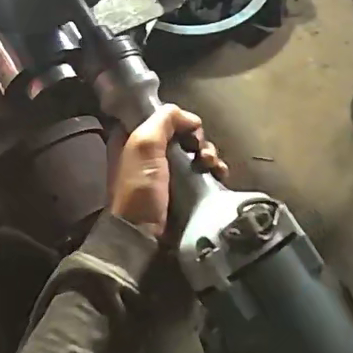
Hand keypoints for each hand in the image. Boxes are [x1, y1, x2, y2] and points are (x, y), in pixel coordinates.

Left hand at [110, 104, 227, 236]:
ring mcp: (169, 173)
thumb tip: (192, 119)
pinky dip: (215, 169)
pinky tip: (218, 173)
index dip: (178, 120)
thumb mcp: (143, 144)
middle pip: (183, 134)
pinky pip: (205, 172)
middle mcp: (151, 153)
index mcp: (134, 138)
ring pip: (196, 152)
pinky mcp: (185, 190)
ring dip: (209, 154)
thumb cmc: (139, 188)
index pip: (162, 118)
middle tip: (198, 151)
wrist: (143, 234)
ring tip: (210, 165)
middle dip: (198, 139)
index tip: (187, 129)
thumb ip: (164, 120)